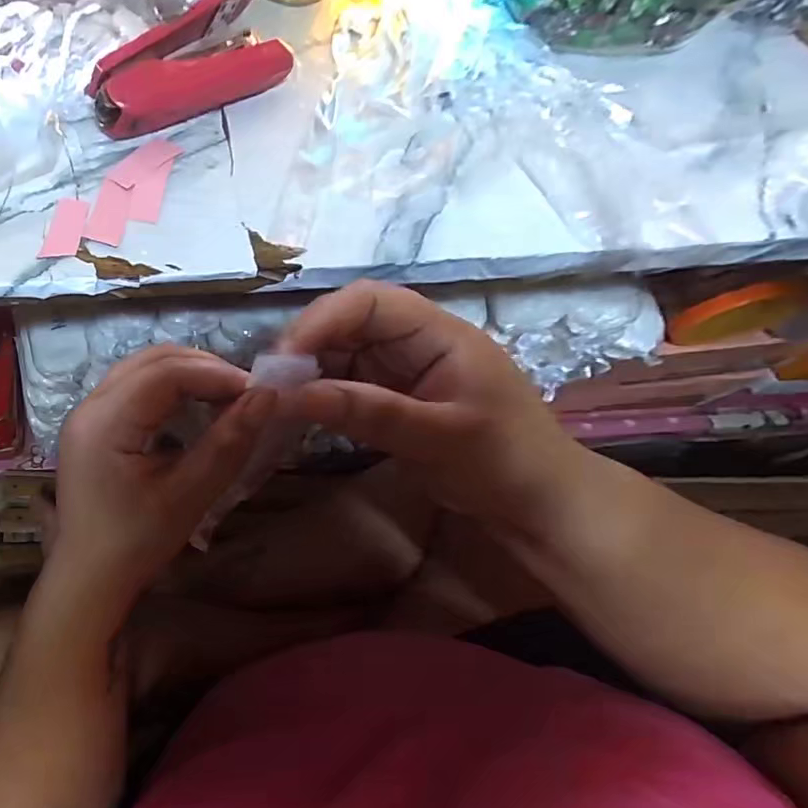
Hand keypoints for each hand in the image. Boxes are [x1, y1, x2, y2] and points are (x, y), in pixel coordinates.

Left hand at [51, 345, 276, 600]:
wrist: (89, 577)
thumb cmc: (136, 543)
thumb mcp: (189, 496)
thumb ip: (227, 443)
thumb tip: (266, 396)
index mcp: (104, 422)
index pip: (165, 373)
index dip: (215, 374)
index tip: (257, 391)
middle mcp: (88, 407)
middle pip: (150, 361)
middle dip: (202, 368)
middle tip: (244, 392)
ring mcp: (85, 415)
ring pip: (140, 370)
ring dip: (184, 375)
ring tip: (224, 397)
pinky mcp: (90, 427)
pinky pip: (131, 388)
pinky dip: (165, 389)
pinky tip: (192, 408)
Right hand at [278, 280, 589, 529]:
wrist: (538, 505)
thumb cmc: (505, 463)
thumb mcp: (437, 438)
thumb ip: (366, 411)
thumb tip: (290, 394)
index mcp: (438, 335)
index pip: (368, 302)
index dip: (321, 320)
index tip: (283, 359)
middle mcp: (413, 342)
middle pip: (344, 323)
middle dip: (304, 347)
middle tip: (269, 385)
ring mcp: (398, 369)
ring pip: (336, 353)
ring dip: (304, 372)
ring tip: (274, 400)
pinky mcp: (387, 396)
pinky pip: (340, 383)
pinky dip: (314, 394)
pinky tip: (294, 411)